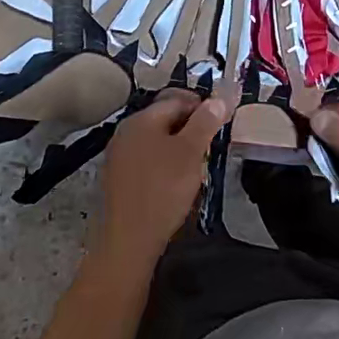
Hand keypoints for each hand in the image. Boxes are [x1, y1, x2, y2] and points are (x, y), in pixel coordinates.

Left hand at [90, 90, 229, 263]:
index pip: (176, 100)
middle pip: (164, 119)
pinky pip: (146, 160)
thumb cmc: (163, 189)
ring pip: (155, 141)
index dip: (201, 107)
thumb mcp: (191, 153)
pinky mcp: (117, 178)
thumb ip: (205, 122)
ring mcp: (118, 155)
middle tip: (211, 144)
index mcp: (141, 120)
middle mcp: (125, 131)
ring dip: (177, 147)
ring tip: (197, 164)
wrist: (129, 238)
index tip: (221, 121)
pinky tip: (174, 181)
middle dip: (190, 128)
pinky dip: (163, 164)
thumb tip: (217, 99)